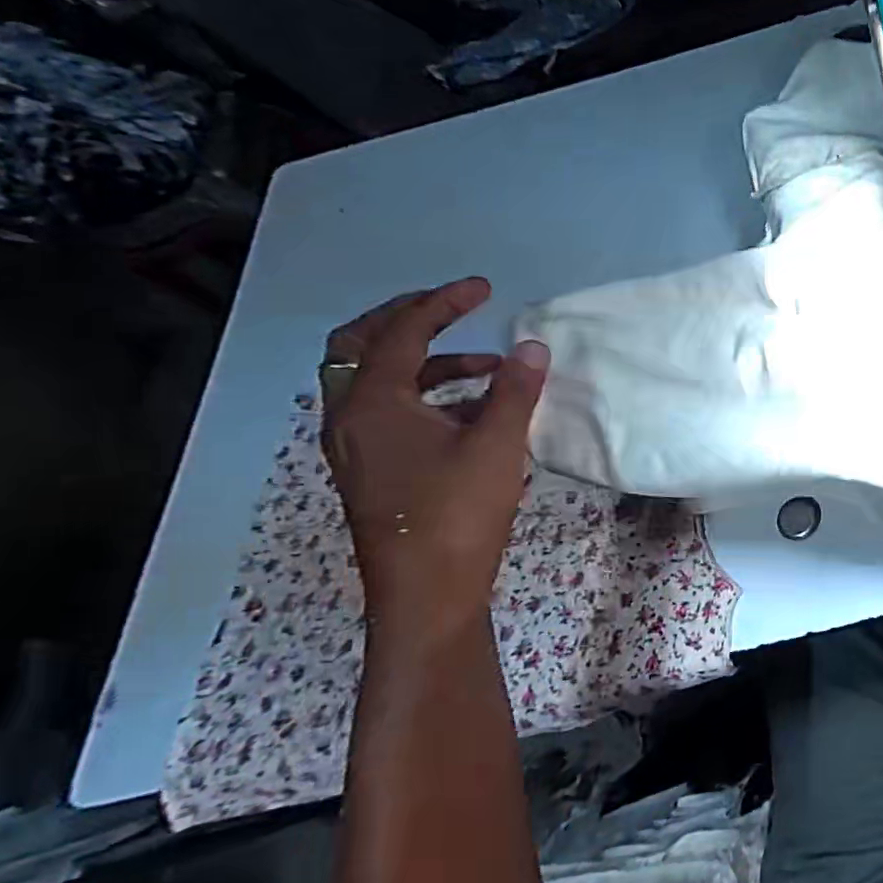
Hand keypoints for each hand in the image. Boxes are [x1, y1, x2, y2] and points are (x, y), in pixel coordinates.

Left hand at [320, 277, 548, 644]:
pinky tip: (475, 415)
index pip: (401, 332)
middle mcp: (350, 418)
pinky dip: (428, 398)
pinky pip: (390, 414)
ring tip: (489, 370)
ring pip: (379, 384)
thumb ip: (514, 391)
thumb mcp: (496, 446)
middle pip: (362, 346)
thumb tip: (532, 347)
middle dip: (411, 320)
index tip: (483, 290)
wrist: (426, 593)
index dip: (442, 303)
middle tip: (455, 311)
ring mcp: (357, 448)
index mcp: (372, 404)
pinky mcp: (372, 472)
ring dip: (430, 365)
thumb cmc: (458, 514)